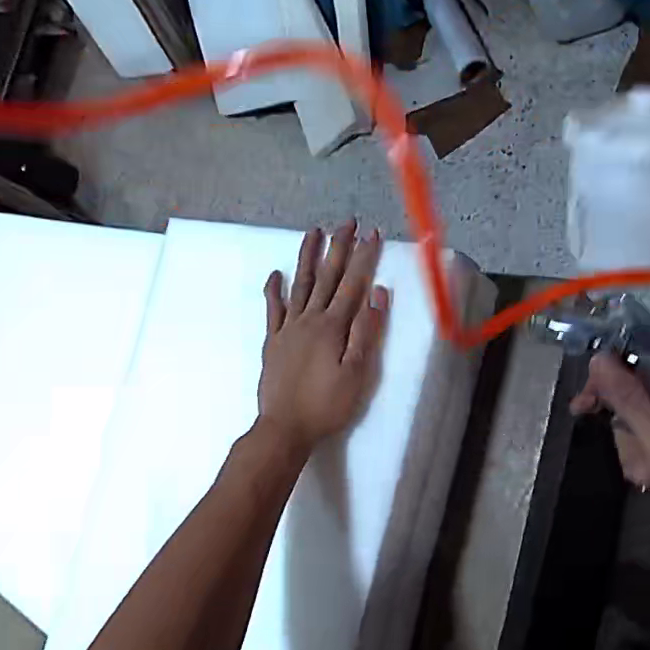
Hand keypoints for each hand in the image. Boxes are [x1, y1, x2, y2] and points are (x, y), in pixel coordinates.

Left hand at [257, 221, 389, 450]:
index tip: (372, 233)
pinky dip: (274, 289)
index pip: (354, 284)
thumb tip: (378, 294)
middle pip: (327, 276)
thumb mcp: (357, 373)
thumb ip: (366, 332)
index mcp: (333, 326)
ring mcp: (287, 328)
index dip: (364, 257)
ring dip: (308, 256)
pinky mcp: (272, 341)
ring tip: (314, 231)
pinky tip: (276, 274)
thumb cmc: (326, 405)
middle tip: (347, 222)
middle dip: (338, 247)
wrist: (284, 427)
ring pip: (300, 284)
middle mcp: (309, 319)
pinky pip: (272, 308)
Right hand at [570, 353, 649, 554]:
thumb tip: (599, 360)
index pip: (641, 368)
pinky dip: (647, 462)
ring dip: (637, 452)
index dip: (609, 383)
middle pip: (638, 399)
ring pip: (640, 426)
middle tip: (628, 450)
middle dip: (628, 432)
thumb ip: (629, 400)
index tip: (585, 402)